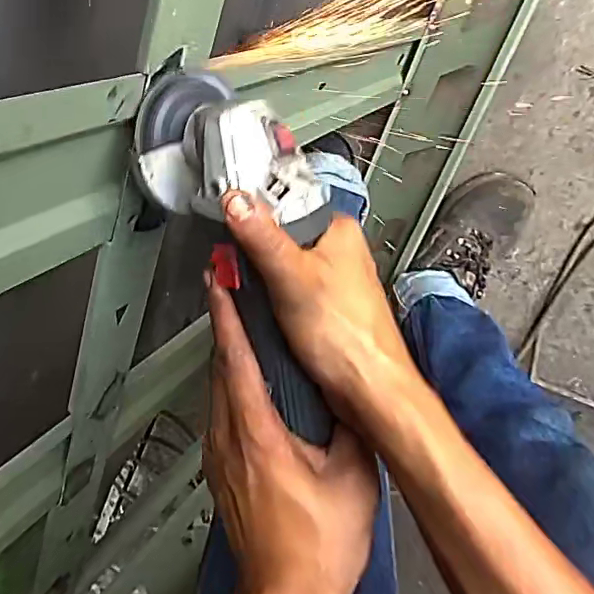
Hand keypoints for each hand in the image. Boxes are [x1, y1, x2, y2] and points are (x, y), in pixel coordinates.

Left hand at [204, 266, 378, 593]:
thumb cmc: (317, 547)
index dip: (225, 315)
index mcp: (255, 430)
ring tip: (233, 325)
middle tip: (223, 290)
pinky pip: (217, 410)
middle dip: (221, 324)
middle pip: (218, 365)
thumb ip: (351, 433)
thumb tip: (351, 400)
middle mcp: (226, 434)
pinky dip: (226, 384)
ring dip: (223, 353)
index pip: (234, 357)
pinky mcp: (216, 465)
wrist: (285, 593)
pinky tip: (241, 383)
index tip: (217, 284)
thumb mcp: (352, 484)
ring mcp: (216, 450)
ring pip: (215, 386)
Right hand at [220, 191, 416, 424]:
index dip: (248, 207)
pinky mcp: (312, 303)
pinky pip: (275, 284)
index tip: (224, 216)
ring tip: (235, 280)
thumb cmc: (350, 339)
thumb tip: (235, 200)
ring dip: (249, 270)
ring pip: (271, 259)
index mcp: (335, 231)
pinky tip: (251, 301)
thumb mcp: (291, 276)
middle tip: (226, 257)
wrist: (369, 394)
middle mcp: (331, 250)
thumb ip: (261, 236)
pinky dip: (258, 290)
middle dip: (244, 245)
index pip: (281, 199)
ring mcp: (322, 278)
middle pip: (272, 230)